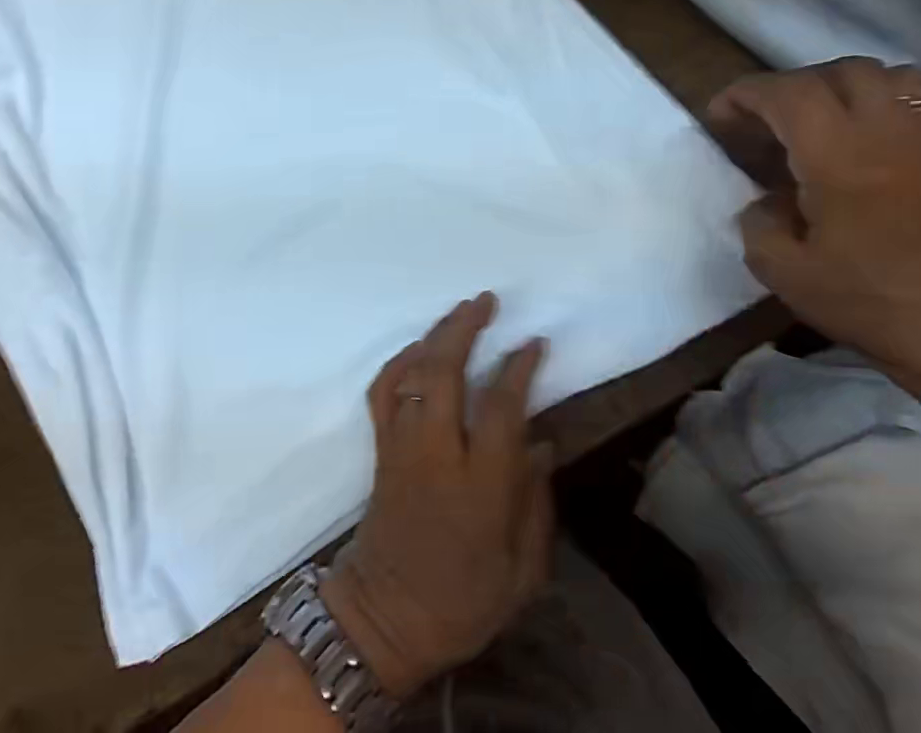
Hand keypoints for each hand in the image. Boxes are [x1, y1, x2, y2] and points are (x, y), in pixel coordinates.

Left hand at [320, 292, 554, 696]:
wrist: (383, 620)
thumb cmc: (462, 603)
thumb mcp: (522, 571)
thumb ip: (535, 501)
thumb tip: (540, 442)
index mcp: (480, 487)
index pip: (501, 408)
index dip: (518, 368)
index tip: (533, 342)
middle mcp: (437, 455)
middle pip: (444, 374)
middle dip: (465, 330)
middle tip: (487, 301)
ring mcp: (401, 448)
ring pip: (411, 376)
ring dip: (434, 336)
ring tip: (458, 311)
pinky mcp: (380, 451)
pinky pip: (383, 395)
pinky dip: (397, 364)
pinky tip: (416, 348)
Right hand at [706, 59, 920, 393]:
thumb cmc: (872, 304)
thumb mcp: (784, 272)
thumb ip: (759, 222)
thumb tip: (765, 200)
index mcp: (841, 158)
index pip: (788, 93)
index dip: (746, 94)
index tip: (720, 115)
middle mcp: (891, 132)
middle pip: (837, 72)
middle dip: (789, 86)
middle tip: (764, 120)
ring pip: (885, 76)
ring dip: (839, 87)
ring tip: (815, 122)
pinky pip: (919, 99)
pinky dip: (881, 102)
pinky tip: (865, 139)